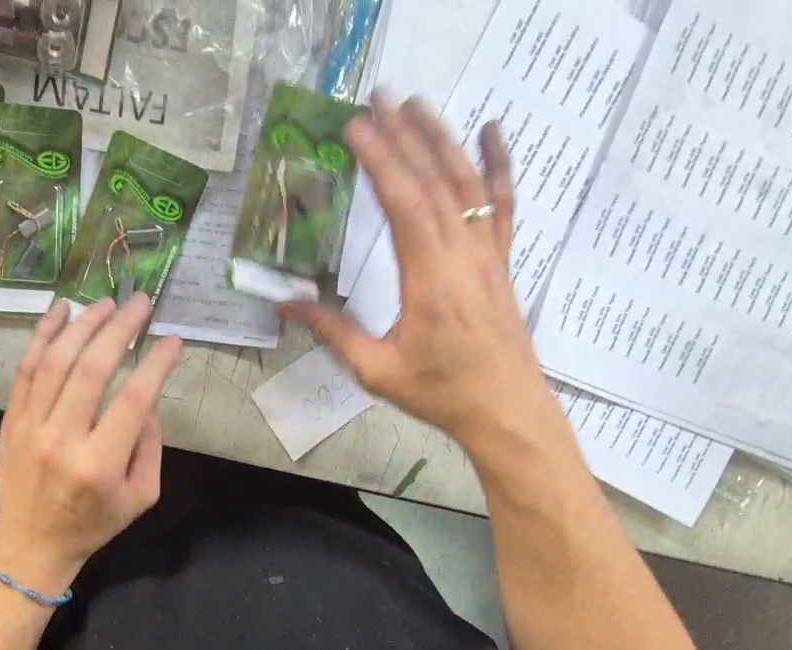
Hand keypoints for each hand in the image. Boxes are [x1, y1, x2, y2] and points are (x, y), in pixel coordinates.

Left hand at [0, 295, 181, 597]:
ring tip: (107, 303)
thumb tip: (147, 400)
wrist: (30, 543)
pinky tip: (62, 311)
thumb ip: (149, 448)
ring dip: (84, 325)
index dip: (155, 364)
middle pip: (92, 370)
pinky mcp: (11, 419)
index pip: (133, 400)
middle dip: (120, 329)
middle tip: (140, 303)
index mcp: (99, 465)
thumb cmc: (92, 523)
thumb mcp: (140, 498)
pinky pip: (26, 369)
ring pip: (56, 361)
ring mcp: (31, 427)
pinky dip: (43, 335)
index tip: (172, 341)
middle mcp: (63, 440)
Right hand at [286, 95, 560, 460]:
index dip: (380, 162)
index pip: (405, 205)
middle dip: (406, 136)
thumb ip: (334, 334)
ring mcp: (489, 253)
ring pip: (468, 184)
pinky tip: (493, 131)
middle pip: (435, 182)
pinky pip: (504, 203)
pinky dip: (500, 165)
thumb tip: (286, 307)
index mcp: (431, 280)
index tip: (356, 128)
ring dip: (442, 139)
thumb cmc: (440, 393)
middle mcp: (464, 254)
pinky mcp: (502, 260)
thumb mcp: (377, 371)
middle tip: (379, 98)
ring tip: (416, 103)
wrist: (505, 409)